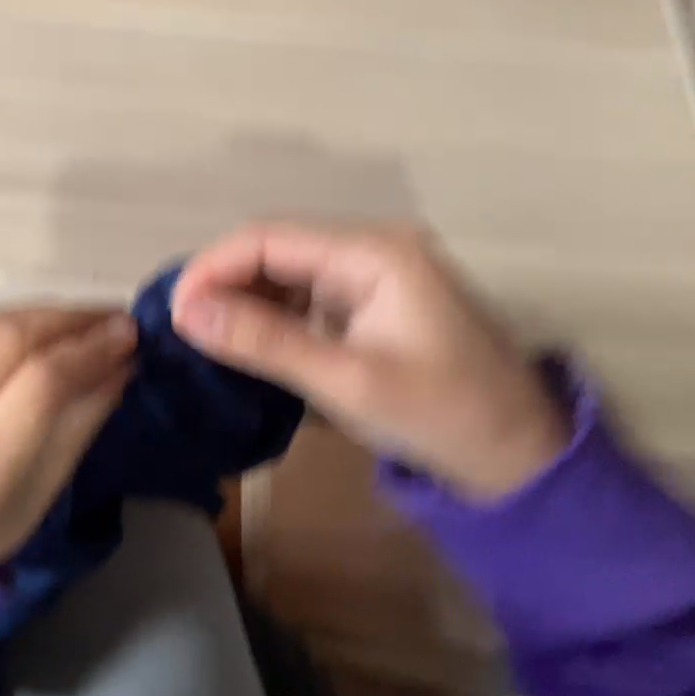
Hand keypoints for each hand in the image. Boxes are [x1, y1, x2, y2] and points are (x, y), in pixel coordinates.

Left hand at [0, 306, 137, 570]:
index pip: (40, 383)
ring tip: (81, 320)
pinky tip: (35, 327)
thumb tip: (121, 357)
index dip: (89, 350)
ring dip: (40, 313)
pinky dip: (6, 323)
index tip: (129, 334)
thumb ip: (83, 417)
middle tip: (111, 319)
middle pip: (8, 340)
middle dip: (69, 320)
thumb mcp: (47, 487)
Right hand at [171, 223, 567, 498]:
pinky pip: (300, 290)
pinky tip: (247, 338)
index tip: (173, 312)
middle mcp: (372, 246)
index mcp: (375, 252)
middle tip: (185, 328)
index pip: (267, 237)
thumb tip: (183, 311)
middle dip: (221, 281)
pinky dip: (266, 311)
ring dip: (240, 296)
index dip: (211, 267)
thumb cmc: (441, 416)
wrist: (520, 458)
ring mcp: (372, 271)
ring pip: (281, 267)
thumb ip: (263, 341)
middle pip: (271, 246)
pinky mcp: (369, 297)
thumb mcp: (345, 381)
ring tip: (208, 336)